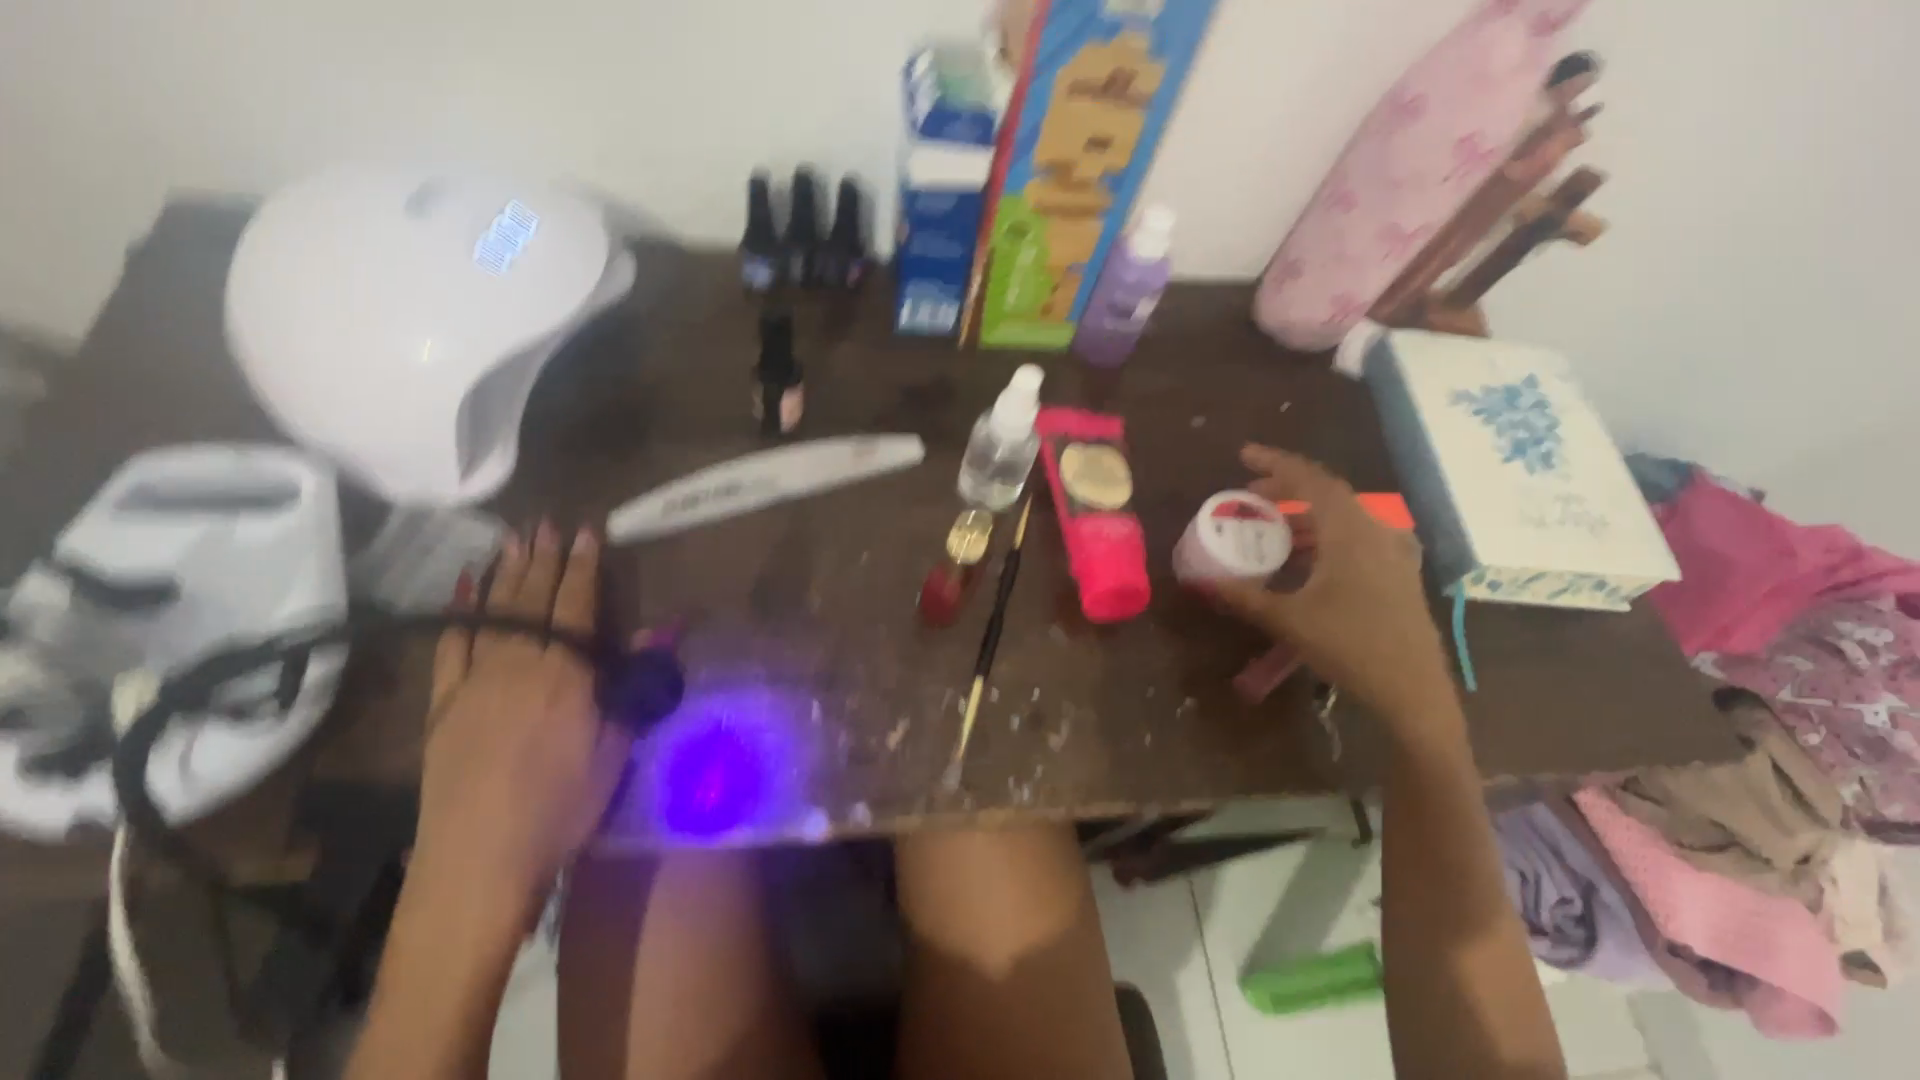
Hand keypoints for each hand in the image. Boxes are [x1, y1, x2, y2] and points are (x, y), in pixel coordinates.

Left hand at [414, 523, 632, 914]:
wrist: (480, 856)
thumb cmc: (562, 807)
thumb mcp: (616, 749)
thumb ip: (633, 684)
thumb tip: (661, 630)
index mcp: (567, 674)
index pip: (577, 605)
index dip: (584, 567)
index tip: (589, 532)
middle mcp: (519, 662)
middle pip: (533, 598)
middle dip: (543, 558)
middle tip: (547, 524)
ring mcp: (474, 678)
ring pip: (494, 610)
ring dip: (505, 572)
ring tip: (513, 539)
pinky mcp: (442, 700)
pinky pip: (451, 642)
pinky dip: (459, 610)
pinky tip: (465, 587)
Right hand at [1207, 445, 1455, 720]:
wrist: (1412, 689)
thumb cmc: (1349, 646)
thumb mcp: (1288, 620)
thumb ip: (1244, 596)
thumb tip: (1201, 581)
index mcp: (1350, 532)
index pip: (1310, 480)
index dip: (1276, 463)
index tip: (1244, 455)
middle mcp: (1376, 531)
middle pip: (1328, 494)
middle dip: (1287, 490)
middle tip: (1250, 495)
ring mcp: (1393, 552)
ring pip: (1344, 518)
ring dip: (1306, 517)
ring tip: (1272, 529)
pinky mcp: (1399, 574)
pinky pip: (1357, 538)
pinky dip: (1326, 537)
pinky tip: (1308, 561)